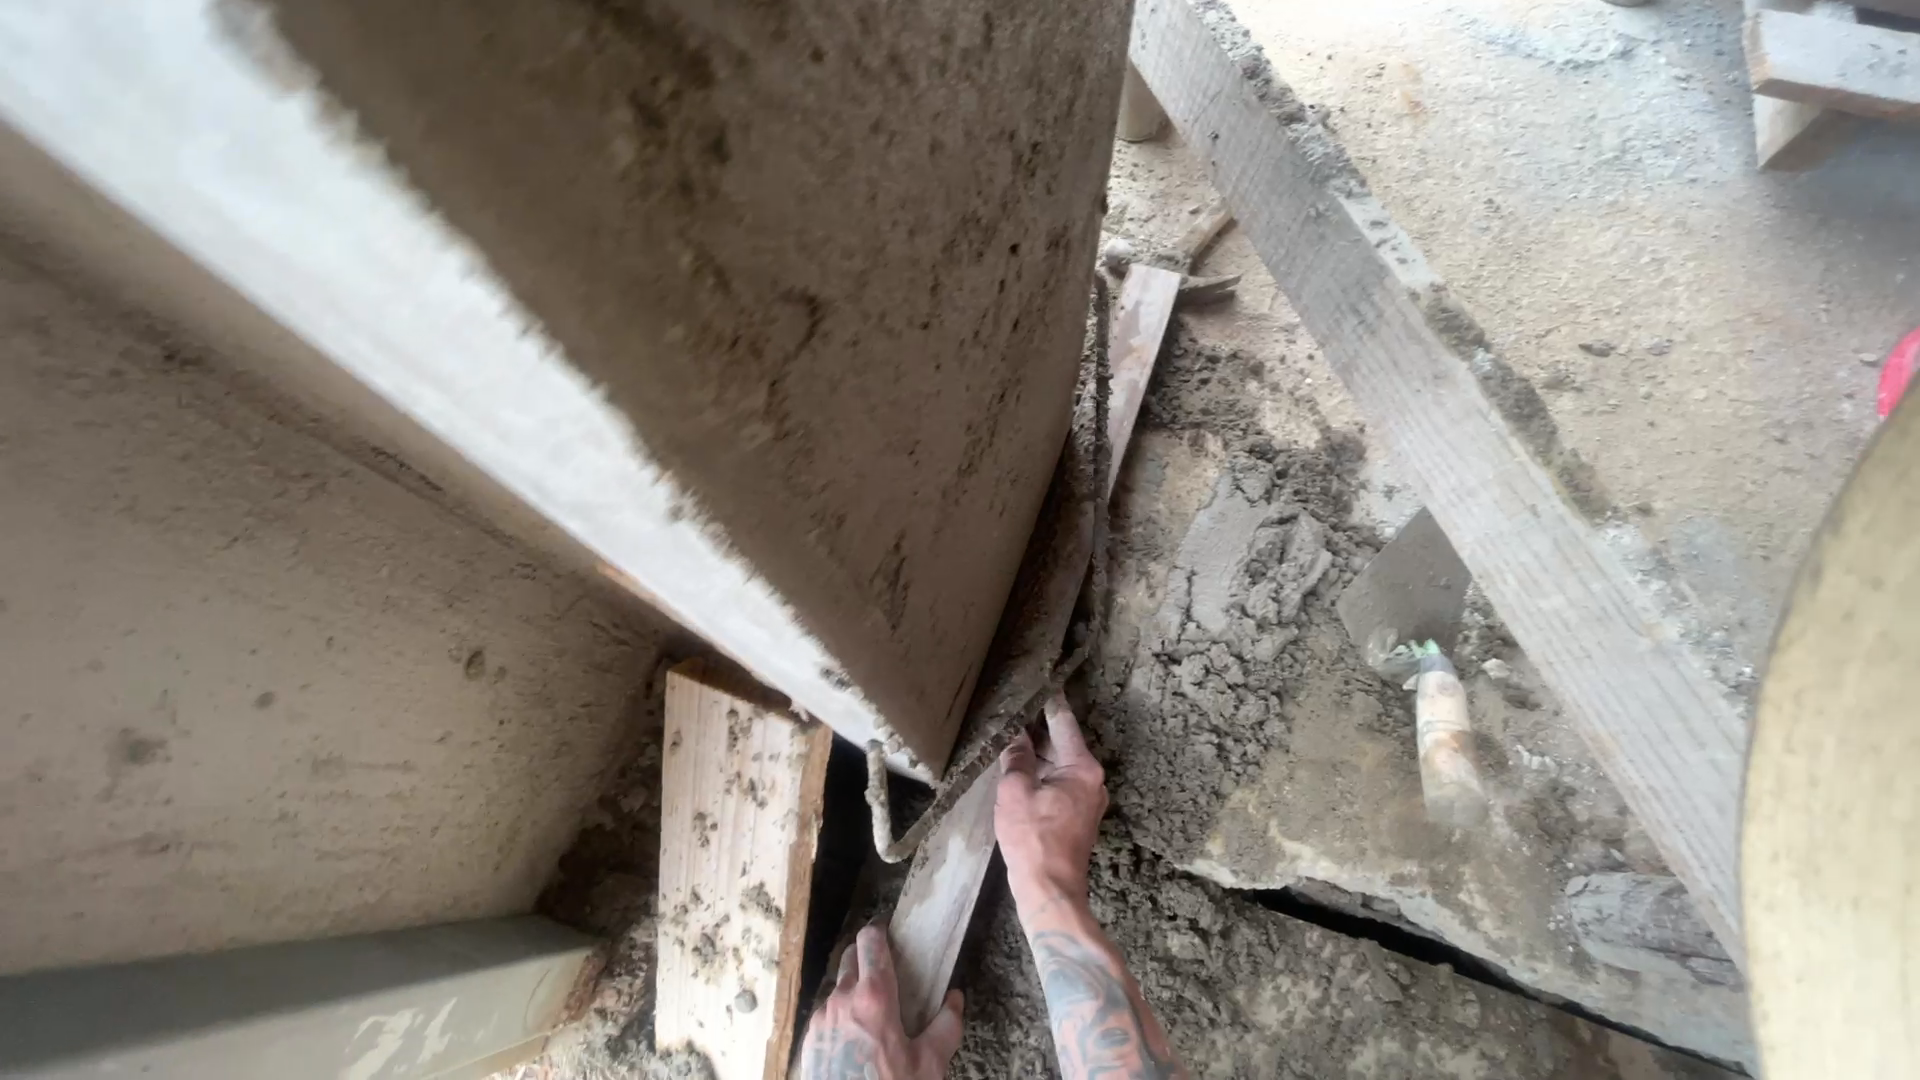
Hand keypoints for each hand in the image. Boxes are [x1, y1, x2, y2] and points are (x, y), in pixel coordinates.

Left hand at [800, 925, 964, 1078]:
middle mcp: (842, 999)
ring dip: (854, 989)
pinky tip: (855, 1038)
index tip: (890, 932)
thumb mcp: (929, 1065)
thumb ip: (946, 1027)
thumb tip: (956, 999)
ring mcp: (821, 1020)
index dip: (880, 929)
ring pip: (838, 987)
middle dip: (867, 956)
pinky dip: (841, 1015)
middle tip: (887, 971)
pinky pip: (826, 1014)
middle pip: (850, 957)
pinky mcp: (808, 1041)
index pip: (871, 940)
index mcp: (874, 997)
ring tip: (873, 1013)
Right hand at [995, 692, 1108, 913]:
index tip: (1043, 679)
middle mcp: (1092, 780)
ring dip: (1038, 752)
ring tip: (1011, 734)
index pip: (1064, 722)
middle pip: (1062, 742)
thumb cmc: (1033, 838)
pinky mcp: (1077, 815)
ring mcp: (1087, 799)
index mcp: (1082, 768)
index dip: (1050, 701)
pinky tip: (1020, 767)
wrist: (1049, 889)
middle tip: (1015, 708)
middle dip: (1038, 728)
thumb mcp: (1016, 790)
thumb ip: (1016, 757)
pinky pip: (1059, 782)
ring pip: (1059, 763)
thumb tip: (1014, 735)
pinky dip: (1042, 772)